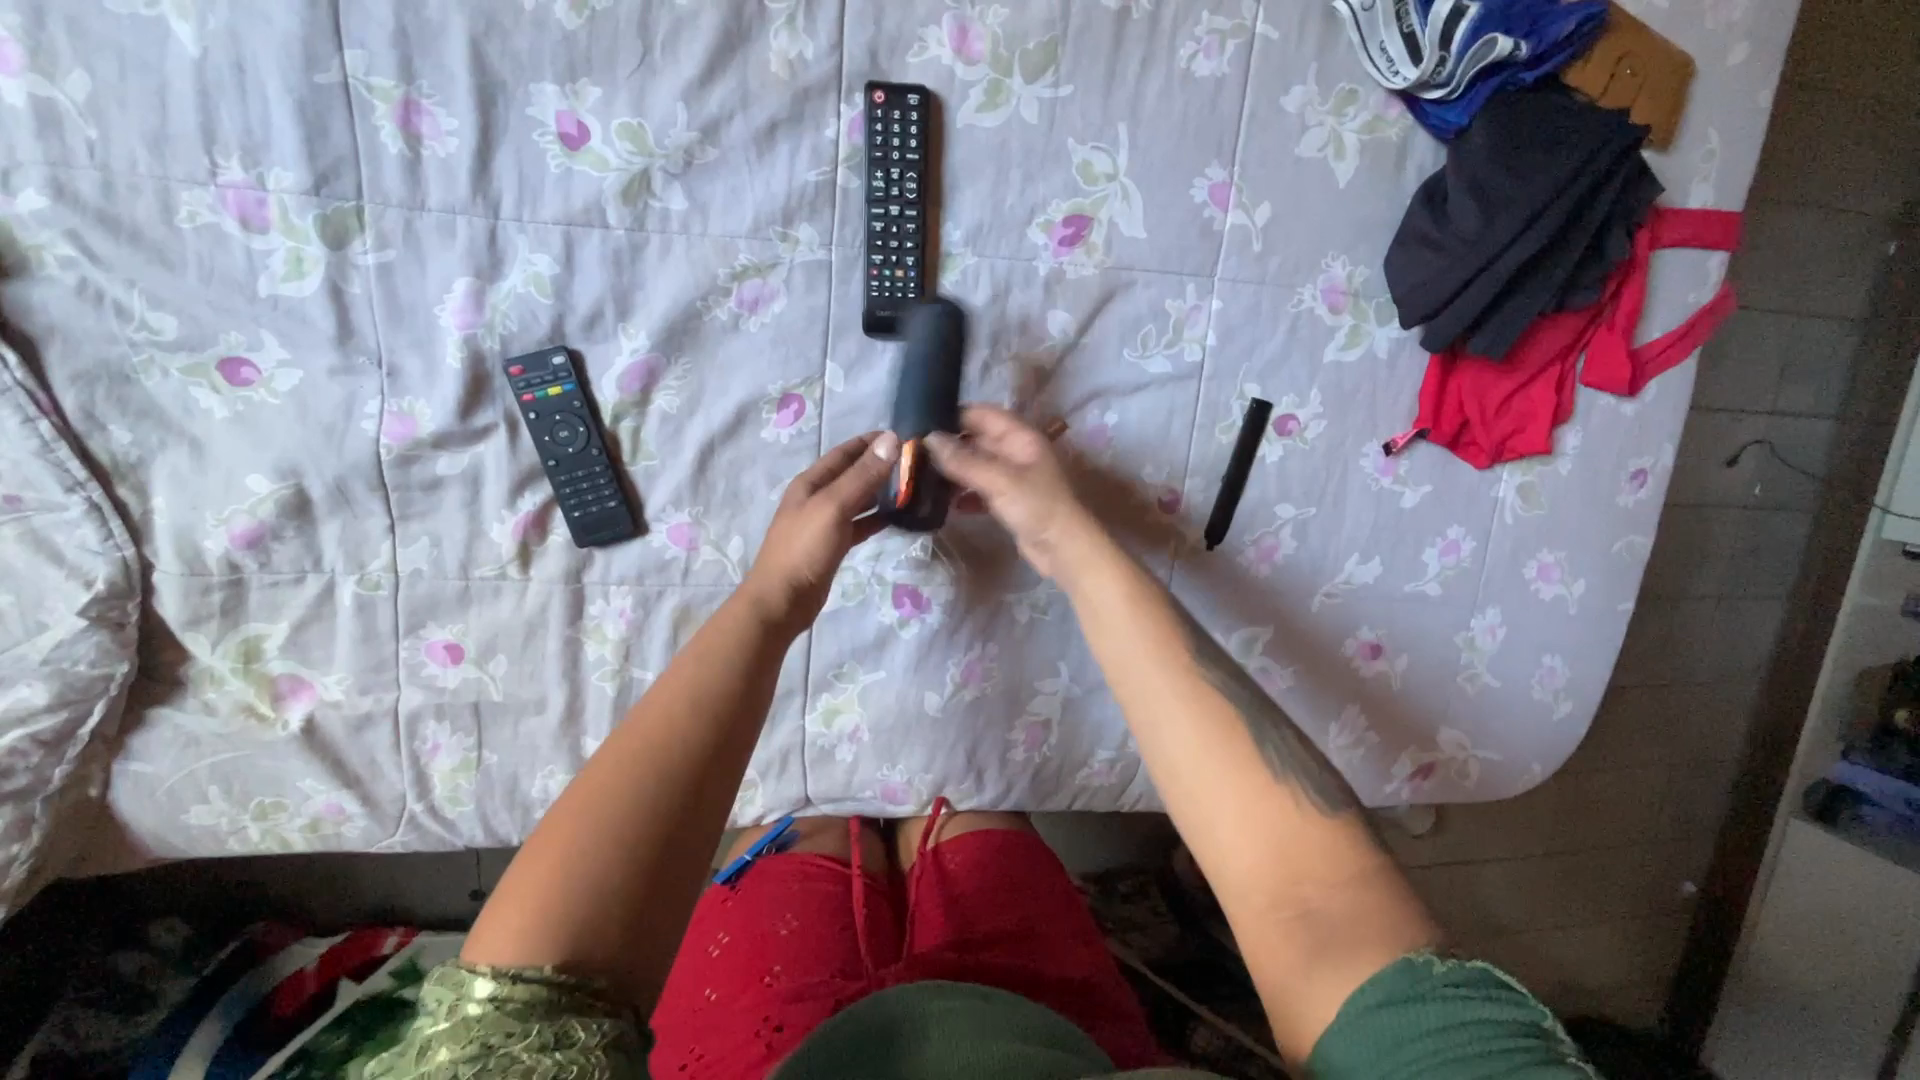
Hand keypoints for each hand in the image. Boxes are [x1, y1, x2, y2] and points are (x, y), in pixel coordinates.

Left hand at [741, 431, 899, 633]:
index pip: (845, 453)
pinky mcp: (832, 545)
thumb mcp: (834, 506)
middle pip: (852, 474)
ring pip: (858, 499)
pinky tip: (896, 518)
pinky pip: (859, 524)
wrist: (782, 600)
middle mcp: (816, 497)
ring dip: (881, 492)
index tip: (904, 436)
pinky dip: (876, 518)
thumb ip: (862, 476)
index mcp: (811, 482)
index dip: (871, 442)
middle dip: (880, 466)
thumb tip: (891, 440)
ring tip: (912, 487)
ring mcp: (824, 522)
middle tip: (915, 463)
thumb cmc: (804, 549)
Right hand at [925, 406, 1095, 578]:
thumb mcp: (998, 479)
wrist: (1064, 549)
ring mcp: (1013, 477)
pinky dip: (965, 494)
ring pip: (977, 466)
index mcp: (1021, 437)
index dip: (955, 416)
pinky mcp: (1009, 501)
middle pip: (977, 440)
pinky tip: (946, 503)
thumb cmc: (1036, 506)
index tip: (922, 424)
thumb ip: (963, 460)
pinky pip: (981, 490)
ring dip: (955, 472)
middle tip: (915, 453)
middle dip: (950, 446)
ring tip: (924, 478)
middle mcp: (1017, 452)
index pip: (983, 414)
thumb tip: (928, 439)